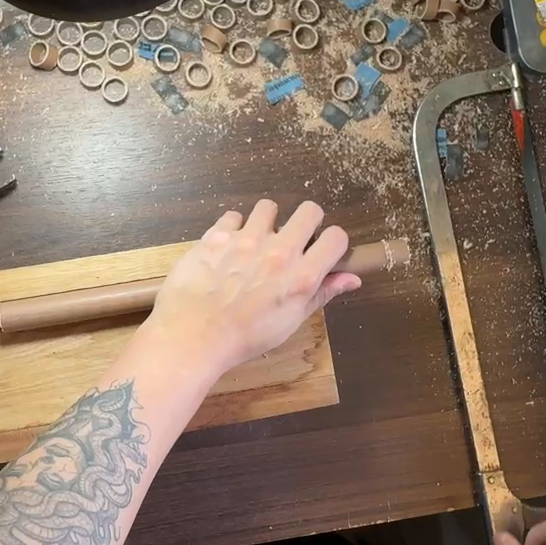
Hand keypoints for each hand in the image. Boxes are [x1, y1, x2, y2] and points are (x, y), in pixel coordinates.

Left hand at [141, 200, 360, 376]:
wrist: (194, 335)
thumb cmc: (244, 337)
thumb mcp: (290, 321)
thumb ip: (321, 293)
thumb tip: (351, 278)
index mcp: (301, 276)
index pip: (336, 237)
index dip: (331, 242)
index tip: (320, 250)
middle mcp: (279, 252)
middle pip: (309, 211)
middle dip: (305, 221)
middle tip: (292, 239)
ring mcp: (247, 239)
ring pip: (268, 207)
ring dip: (266, 221)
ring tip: (255, 241)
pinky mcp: (217, 235)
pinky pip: (233, 216)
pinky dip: (232, 227)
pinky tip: (227, 246)